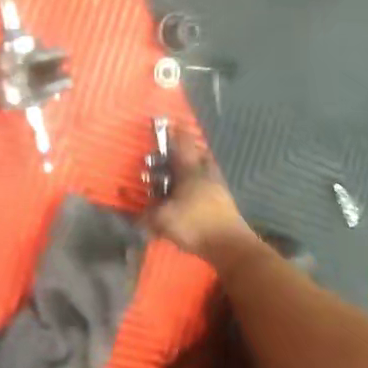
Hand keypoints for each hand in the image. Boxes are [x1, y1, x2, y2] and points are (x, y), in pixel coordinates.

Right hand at [147, 133, 255, 259]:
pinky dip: (196, 189)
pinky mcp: (224, 202)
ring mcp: (218, 187)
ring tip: (175, 182)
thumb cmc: (195, 224)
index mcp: (190, 170)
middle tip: (169, 157)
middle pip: (197, 154)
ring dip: (191, 172)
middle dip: (184, 153)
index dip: (174, 132)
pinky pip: (207, 187)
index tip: (170, 122)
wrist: (229, 244)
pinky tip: (187, 200)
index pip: (182, 143)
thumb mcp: (163, 220)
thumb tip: (137, 215)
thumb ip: (147, 216)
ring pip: (203, 171)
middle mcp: (206, 173)